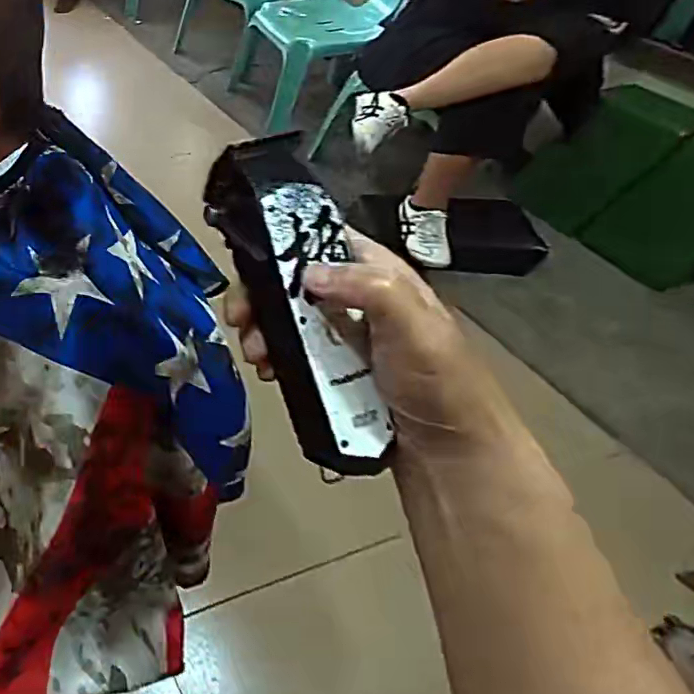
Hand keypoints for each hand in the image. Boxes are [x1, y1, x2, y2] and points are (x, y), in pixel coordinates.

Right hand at [224, 228, 524, 459]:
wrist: (452, 456)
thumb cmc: (441, 383)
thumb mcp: (414, 325)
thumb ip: (367, 288)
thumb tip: (306, 275)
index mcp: (377, 273)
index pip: (322, 238)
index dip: (284, 242)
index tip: (251, 262)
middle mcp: (355, 297)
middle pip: (292, 278)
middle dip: (260, 292)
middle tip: (240, 316)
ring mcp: (340, 334)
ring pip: (285, 315)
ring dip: (261, 327)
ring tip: (255, 352)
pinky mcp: (329, 368)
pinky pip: (290, 350)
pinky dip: (271, 354)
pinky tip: (267, 369)